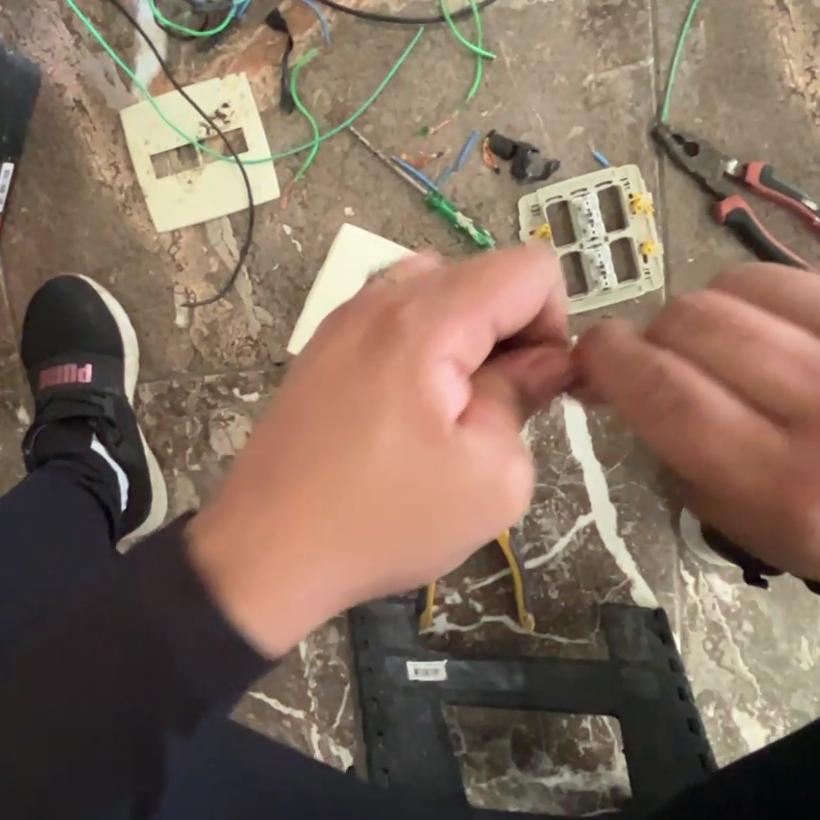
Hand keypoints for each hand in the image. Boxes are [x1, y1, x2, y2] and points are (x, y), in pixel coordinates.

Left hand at [189, 244, 574, 655]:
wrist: (266, 550)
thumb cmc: (383, 521)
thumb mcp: (490, 478)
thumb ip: (526, 398)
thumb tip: (546, 360)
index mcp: (425, 318)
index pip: (529, 268)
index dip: (554, 325)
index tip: (535, 388)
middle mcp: (380, 297)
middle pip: (482, 276)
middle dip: (510, 334)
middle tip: (493, 412)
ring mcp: (342, 318)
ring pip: (439, 294)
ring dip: (465, 341)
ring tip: (450, 413)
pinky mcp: (322, 346)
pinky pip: (395, 319)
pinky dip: (423, 348)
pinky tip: (407, 413)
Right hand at [574, 265, 819, 611]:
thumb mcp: (759, 532)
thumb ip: (678, 458)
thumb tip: (620, 383)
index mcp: (793, 481)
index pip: (664, 391)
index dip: (608, 361)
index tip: (591, 356)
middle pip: (691, 322)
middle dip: (652, 334)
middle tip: (660, 357)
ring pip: (736, 283)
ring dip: (707, 312)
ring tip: (728, 342)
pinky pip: (798, 274)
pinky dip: (771, 302)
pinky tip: (795, 336)